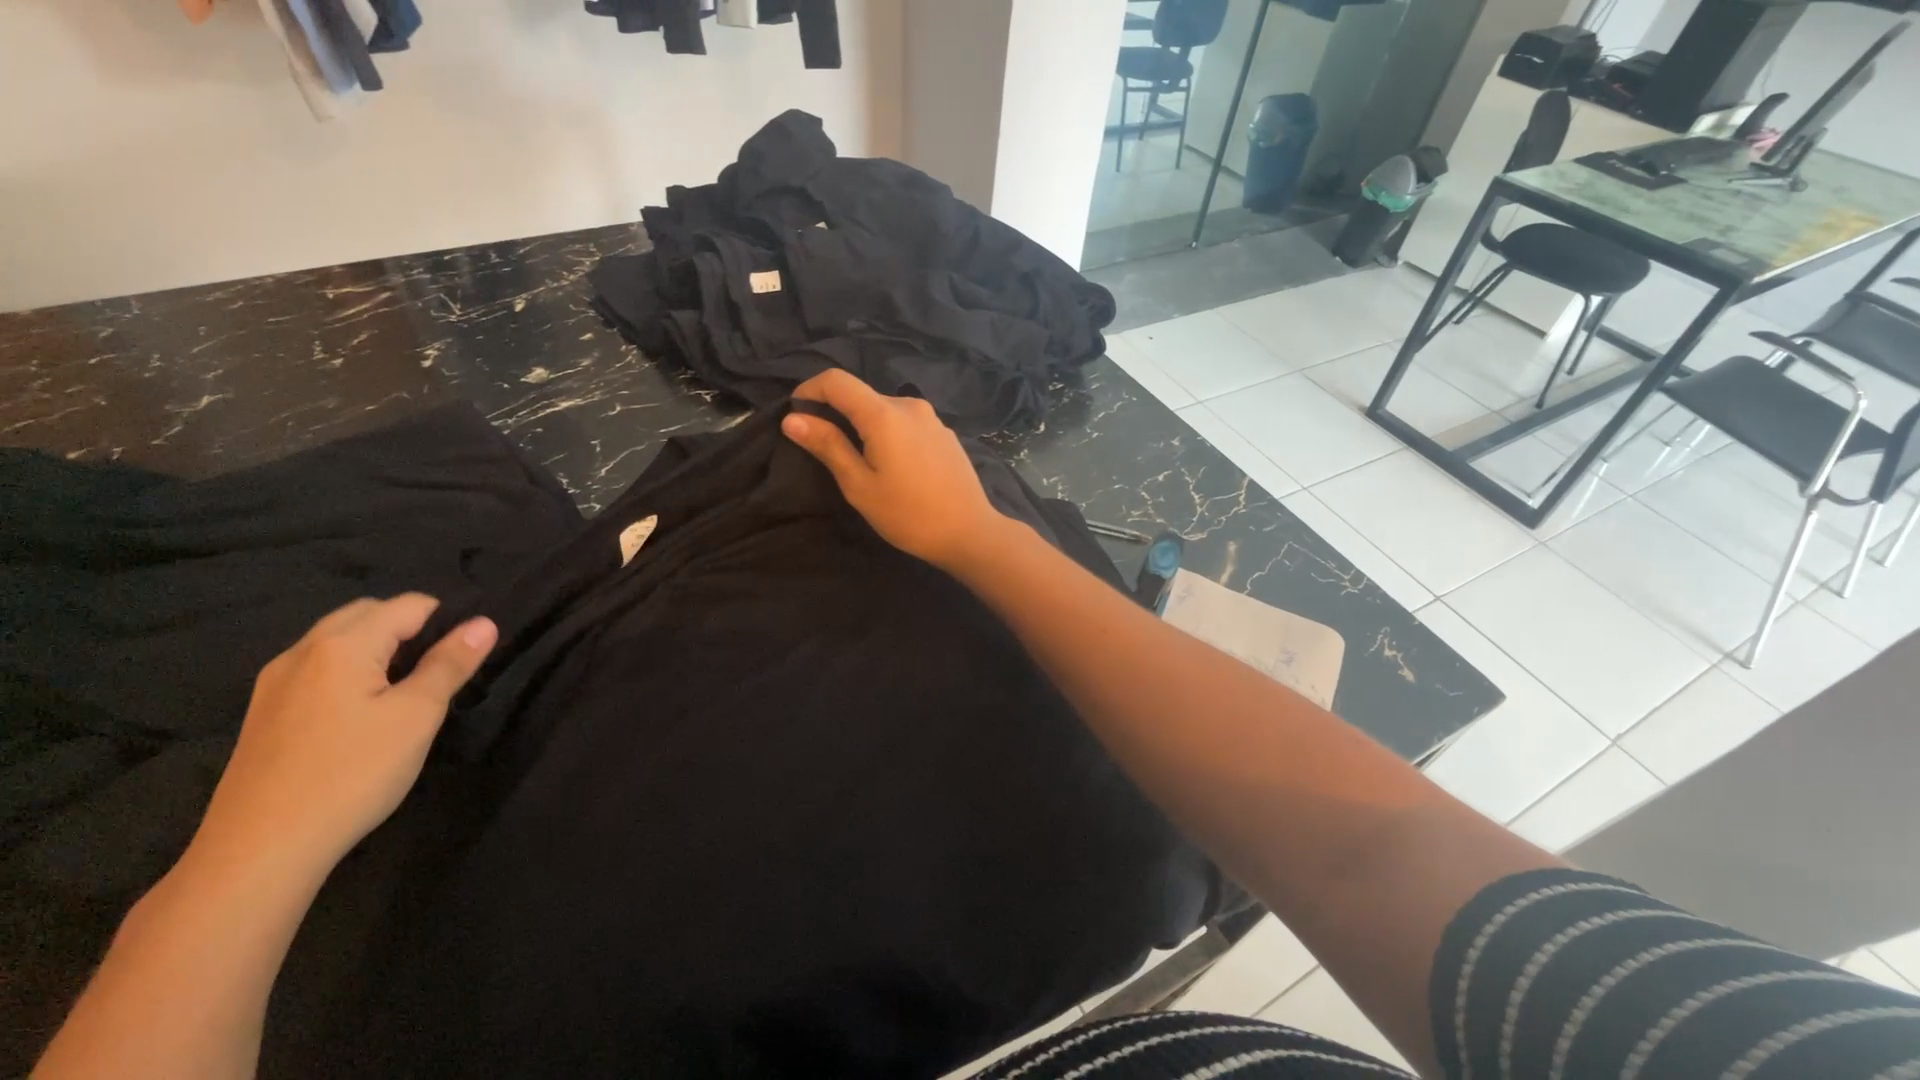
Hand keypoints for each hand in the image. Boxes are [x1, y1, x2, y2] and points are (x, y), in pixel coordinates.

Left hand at [194, 595, 496, 872]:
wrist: (262, 847)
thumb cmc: (352, 774)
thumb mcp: (415, 717)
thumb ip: (449, 665)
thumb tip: (484, 623)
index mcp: (342, 644)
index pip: (408, 605)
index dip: (446, 620)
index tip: (467, 655)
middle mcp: (302, 650)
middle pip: (367, 614)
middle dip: (409, 628)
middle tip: (440, 671)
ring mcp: (275, 682)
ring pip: (337, 641)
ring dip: (376, 649)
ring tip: (404, 692)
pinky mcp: (264, 712)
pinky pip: (316, 669)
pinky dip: (348, 672)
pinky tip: (360, 714)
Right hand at [782, 370, 1012, 569]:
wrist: (969, 532)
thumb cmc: (908, 515)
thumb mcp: (859, 485)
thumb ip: (828, 446)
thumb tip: (793, 418)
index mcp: (884, 414)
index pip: (837, 380)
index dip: (810, 390)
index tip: (796, 415)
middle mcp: (909, 405)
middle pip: (861, 395)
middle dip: (835, 412)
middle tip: (822, 449)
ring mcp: (931, 418)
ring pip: (884, 410)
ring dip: (863, 425)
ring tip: (857, 462)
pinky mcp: (944, 433)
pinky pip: (905, 423)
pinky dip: (887, 433)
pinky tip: (891, 466)